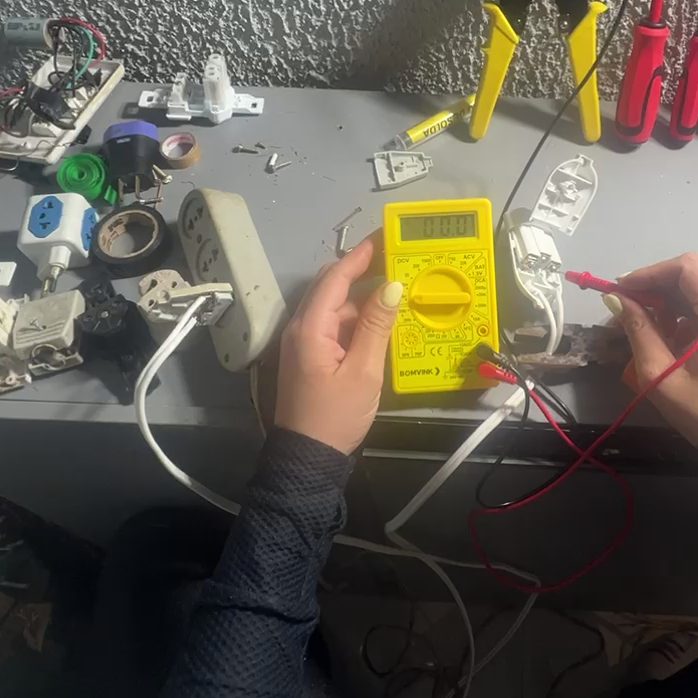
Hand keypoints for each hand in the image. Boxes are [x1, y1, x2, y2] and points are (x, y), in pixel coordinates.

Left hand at [273, 235, 403, 453]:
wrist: (309, 458)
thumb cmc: (336, 415)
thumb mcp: (364, 371)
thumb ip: (377, 326)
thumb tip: (393, 285)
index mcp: (310, 327)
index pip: (335, 279)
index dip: (360, 256)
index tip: (384, 238)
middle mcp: (302, 327)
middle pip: (330, 287)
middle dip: (360, 269)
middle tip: (394, 258)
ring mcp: (305, 342)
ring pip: (334, 306)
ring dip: (362, 295)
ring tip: (396, 286)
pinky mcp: (311, 355)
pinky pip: (334, 325)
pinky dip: (357, 317)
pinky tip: (382, 319)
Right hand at [604, 253, 697, 445]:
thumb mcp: (661, 375)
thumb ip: (638, 330)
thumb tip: (616, 298)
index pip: (688, 268)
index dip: (650, 272)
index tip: (623, 288)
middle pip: (693, 276)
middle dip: (655, 286)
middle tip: (626, 305)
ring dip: (668, 300)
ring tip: (644, 324)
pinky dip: (684, 312)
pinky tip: (668, 334)